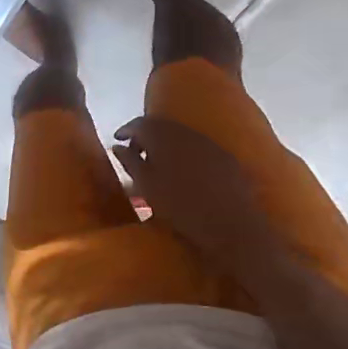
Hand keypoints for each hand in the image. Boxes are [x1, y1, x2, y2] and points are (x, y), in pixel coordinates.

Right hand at [111, 116, 281, 262]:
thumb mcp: (147, 186)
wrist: (230, 225)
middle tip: (136, 152)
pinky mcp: (225, 156)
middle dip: (146, 135)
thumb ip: (130, 162)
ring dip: (166, 143)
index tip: (117, 140)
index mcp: (164, 137)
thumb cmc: (181, 207)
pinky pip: (198, 145)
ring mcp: (209, 143)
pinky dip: (185, 151)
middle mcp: (187, 133)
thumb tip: (117, 145)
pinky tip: (183, 169)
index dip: (127, 130)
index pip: (140, 123)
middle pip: (161, 125)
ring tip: (157, 162)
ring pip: (180, 134)